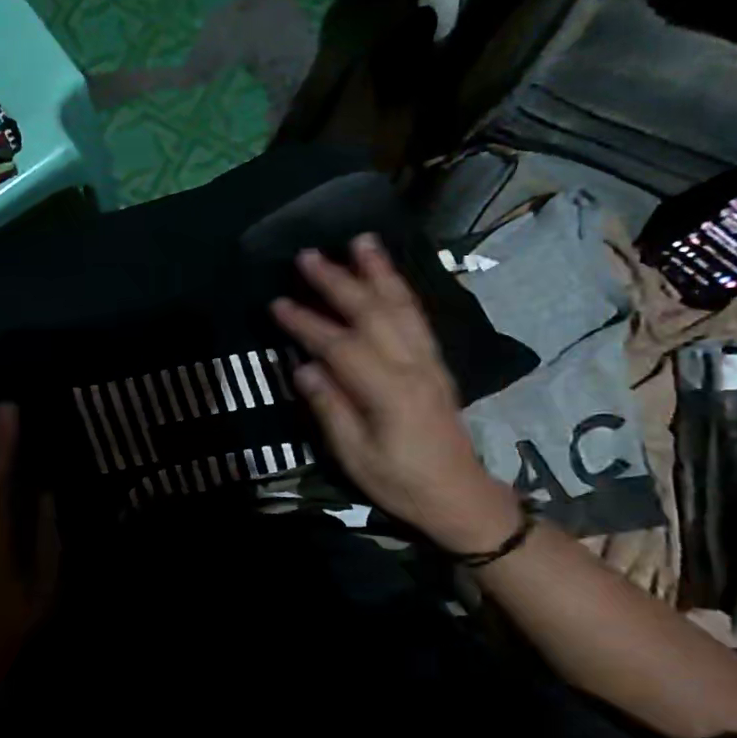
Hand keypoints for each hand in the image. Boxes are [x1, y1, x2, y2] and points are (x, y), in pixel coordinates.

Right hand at [271, 235, 520, 554]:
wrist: (459, 496)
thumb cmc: (400, 482)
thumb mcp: (354, 456)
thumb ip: (329, 409)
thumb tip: (302, 367)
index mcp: (389, 393)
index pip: (340, 346)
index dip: (306, 323)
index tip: (277, 304)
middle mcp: (413, 367)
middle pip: (372, 313)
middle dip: (338, 282)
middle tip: (308, 256)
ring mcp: (429, 362)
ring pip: (402, 306)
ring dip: (378, 271)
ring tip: (361, 240)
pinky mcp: (436, 363)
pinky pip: (417, 316)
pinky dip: (401, 289)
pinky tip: (388, 274)